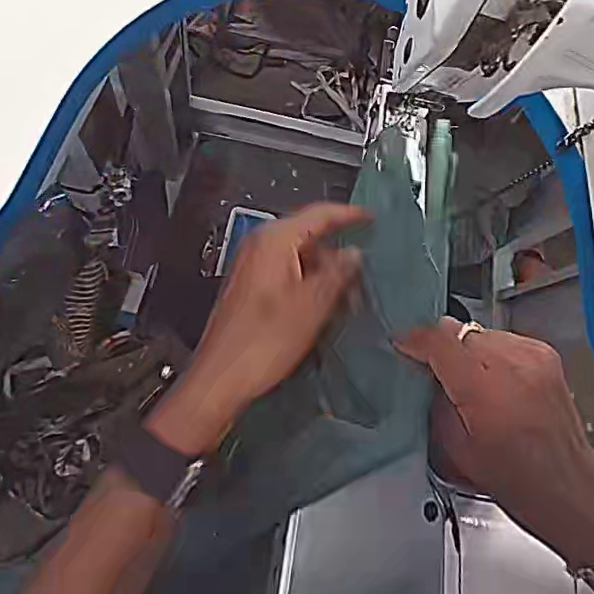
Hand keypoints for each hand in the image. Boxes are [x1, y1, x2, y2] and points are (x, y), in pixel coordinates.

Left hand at [146, 202, 369, 455]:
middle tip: (366, 267)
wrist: (221, 379)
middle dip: (339, 251)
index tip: (373, 217)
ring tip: (350, 294)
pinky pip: (289, 271)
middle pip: (311, 234)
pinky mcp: (252, 286)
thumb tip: (354, 253)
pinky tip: (326, 304)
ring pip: (301, 256)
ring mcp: (254, 265)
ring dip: (326, 271)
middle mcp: (261, 245)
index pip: (320, 213)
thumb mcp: (313, 304)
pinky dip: (310, 282)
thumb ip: (338, 272)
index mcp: (275, 240)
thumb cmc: (264, 340)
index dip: (350, 214)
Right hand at [397, 316, 593, 567]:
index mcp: (487, 392)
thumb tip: (426, 370)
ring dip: (469, 350)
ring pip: (481, 332)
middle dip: (444, 348)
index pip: (442, 341)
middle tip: (438, 373)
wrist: (570, 486)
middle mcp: (513, 366)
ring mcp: (533, 356)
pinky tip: (497, 381)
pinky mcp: (545, 353)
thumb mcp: (457, 449)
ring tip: (474, 383)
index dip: (417, 339)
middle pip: (460, 332)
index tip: (404, 342)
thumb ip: (436, 401)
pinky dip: (494, 353)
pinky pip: (504, 339)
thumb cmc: (520, 481)